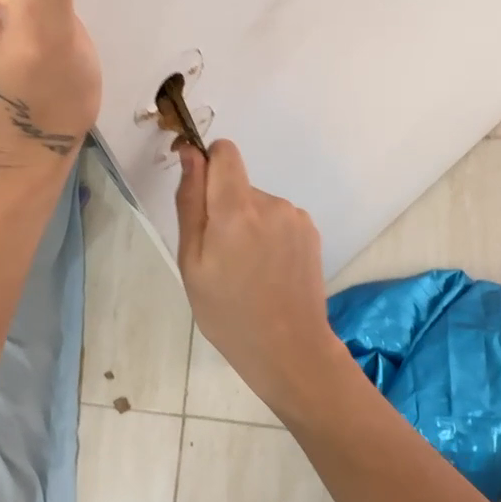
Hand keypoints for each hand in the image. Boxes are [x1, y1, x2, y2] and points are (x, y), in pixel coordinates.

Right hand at [175, 141, 346, 412]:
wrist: (288, 348)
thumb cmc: (227, 313)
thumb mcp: (191, 263)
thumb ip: (190, 204)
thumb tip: (190, 156)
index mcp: (236, 210)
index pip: (224, 153)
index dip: (206, 163)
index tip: (196, 192)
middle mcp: (270, 204)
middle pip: (237, 185)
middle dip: (222, 209)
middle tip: (217, 258)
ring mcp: (295, 218)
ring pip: (257, 205)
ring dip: (246, 226)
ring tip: (243, 270)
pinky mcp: (310, 233)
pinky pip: (277, 221)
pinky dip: (266, 237)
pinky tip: (266, 272)